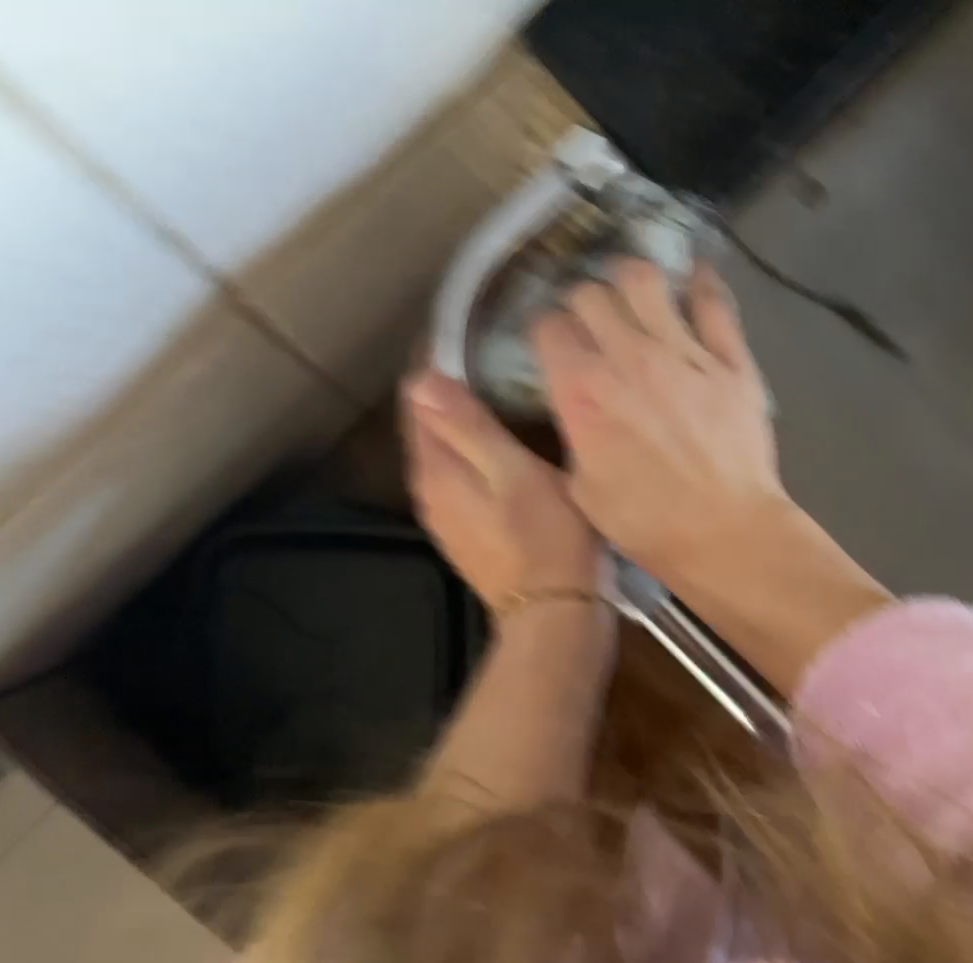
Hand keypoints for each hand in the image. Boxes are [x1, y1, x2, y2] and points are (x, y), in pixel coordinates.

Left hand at [401, 369, 603, 612]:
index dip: (437, 365)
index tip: (469, 338)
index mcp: (436, 468)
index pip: (417, 400)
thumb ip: (469, 426)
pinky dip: (477, 457)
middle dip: (450, 393)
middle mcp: (430, 490)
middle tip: (493, 361)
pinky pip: (464, 479)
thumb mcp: (515, 472)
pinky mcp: (470, 535)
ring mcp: (448, 516)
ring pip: (447, 454)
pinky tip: (509, 452)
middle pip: (429, 426)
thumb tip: (422, 379)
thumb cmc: (546, 538)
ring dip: (465, 426)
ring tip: (504, 397)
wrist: (555, 614)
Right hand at [531, 258, 788, 590]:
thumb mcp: (582, 490)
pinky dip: (702, 282)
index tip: (554, 343)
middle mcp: (627, 356)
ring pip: (645, 280)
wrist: (725, 532)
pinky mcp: (730, 360)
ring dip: (632, 280)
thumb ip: (574, 436)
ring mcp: (683, 352)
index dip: (547, 331)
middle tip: (593, 322)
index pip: (547, 327)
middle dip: (584, 303)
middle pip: (590, 294)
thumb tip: (577, 412)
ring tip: (635, 292)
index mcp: (581, 389)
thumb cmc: (647, 524)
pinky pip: (714, 303)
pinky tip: (695, 274)